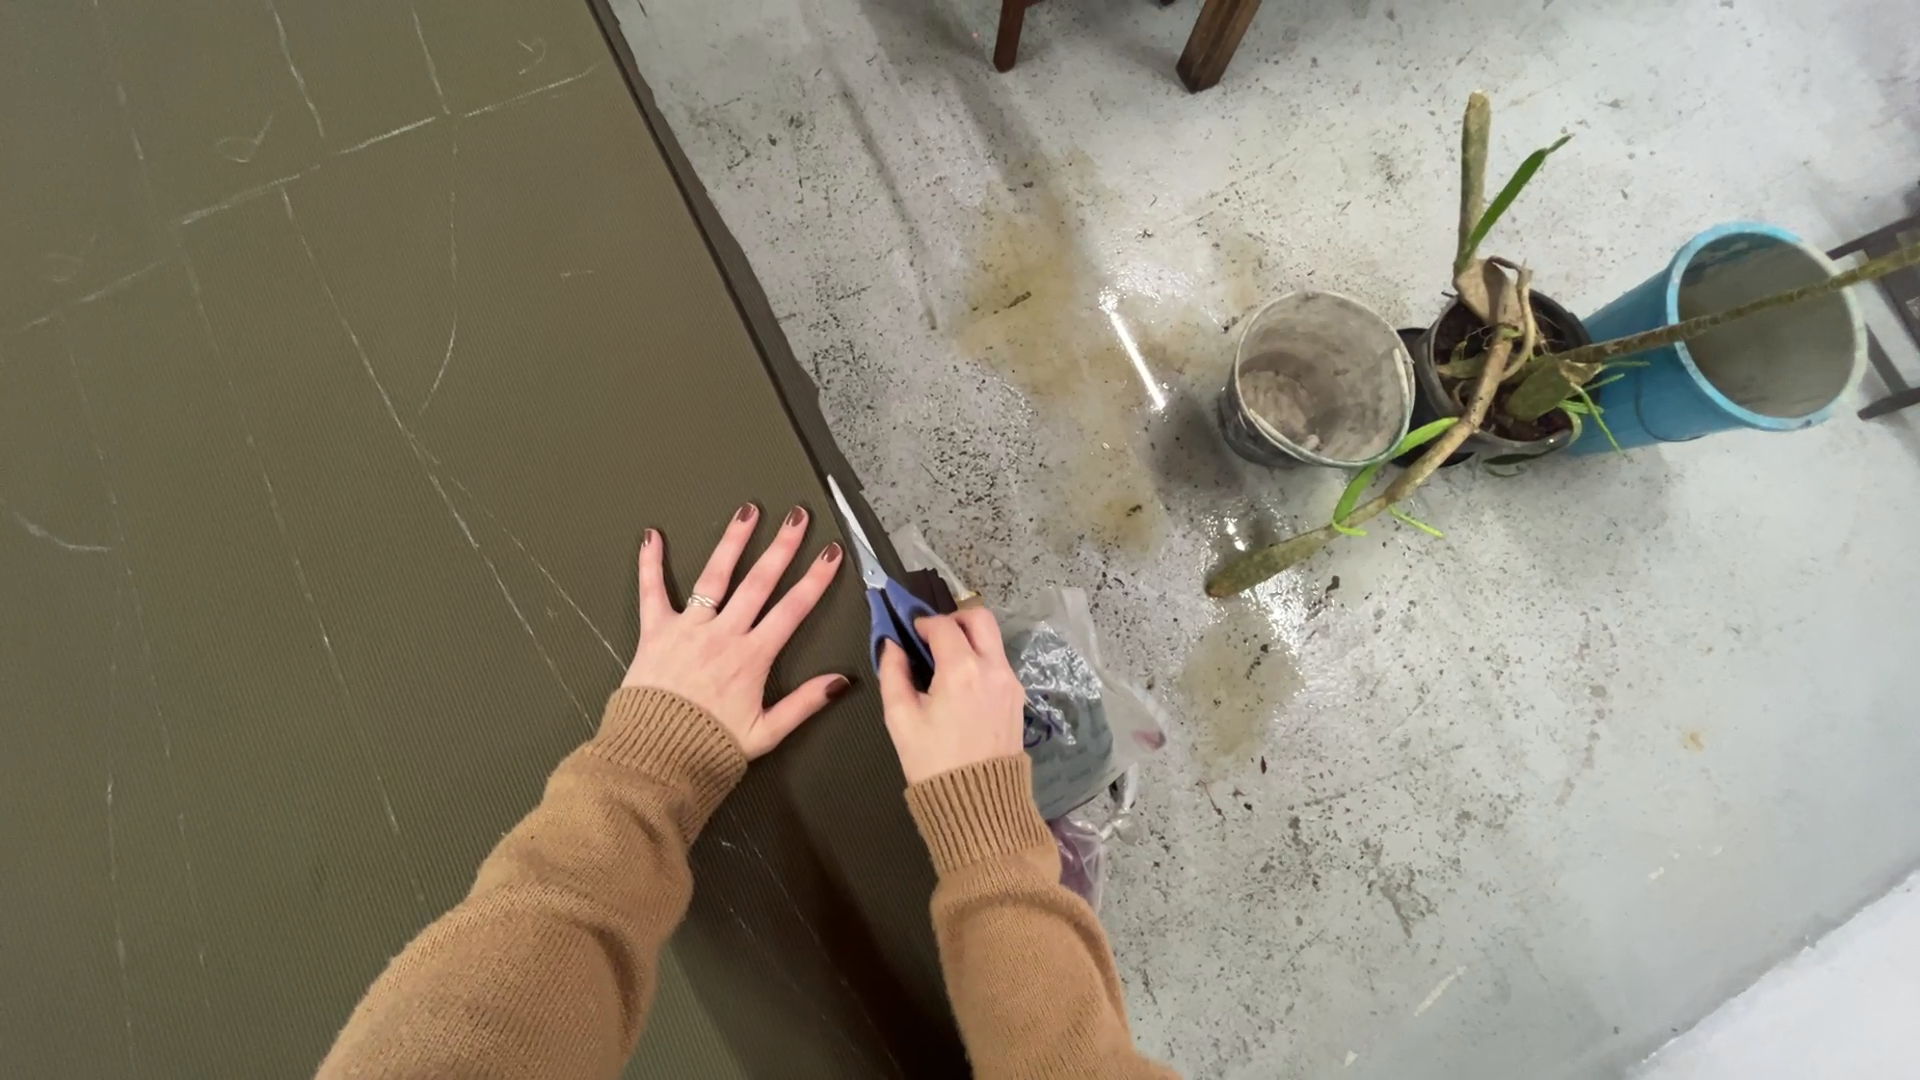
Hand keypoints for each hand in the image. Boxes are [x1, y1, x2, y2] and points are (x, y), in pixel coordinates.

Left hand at [624, 503, 847, 758]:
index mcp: (752, 656)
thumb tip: (843, 681)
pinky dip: (650, 563)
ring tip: (749, 511)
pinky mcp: (655, 631)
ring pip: (715, 576)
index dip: (815, 578)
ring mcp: (688, 628)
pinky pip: (651, 592)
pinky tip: (651, 536)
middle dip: (782, 546)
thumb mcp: (766, 733)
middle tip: (798, 516)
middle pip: (759, 582)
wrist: (654, 757)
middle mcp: (723, 633)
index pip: (792, 609)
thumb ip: (804, 704)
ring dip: (733, 541)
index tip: (831, 552)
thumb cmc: (711, 746)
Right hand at [876, 609, 1025, 784]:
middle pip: (980, 617)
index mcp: (962, 670)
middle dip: (955, 618)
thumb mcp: (900, 718)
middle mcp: (993, 668)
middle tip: (934, 636)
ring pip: (994, 639)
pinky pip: (1000, 663)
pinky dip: (981, 659)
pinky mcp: (1018, 697)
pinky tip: (962, 683)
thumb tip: (891, 645)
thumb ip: (893, 673)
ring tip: (945, 662)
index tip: (911, 632)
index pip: (944, 625)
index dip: (924, 623)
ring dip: (970, 639)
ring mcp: (1011, 682)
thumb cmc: (933, 762)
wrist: (978, 804)